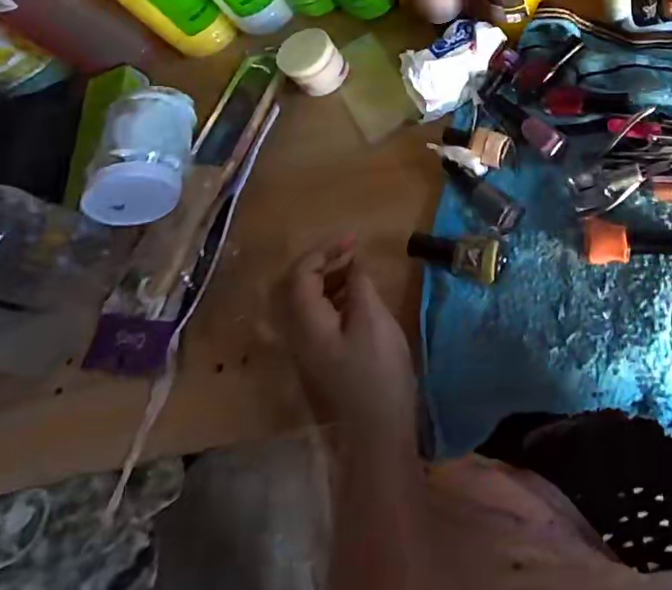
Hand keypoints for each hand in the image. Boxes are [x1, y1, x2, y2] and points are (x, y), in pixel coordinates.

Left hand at [273, 237, 416, 440]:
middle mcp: (296, 334)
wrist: (376, 432)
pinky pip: (318, 316)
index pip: (300, 273)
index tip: (355, 238)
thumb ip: (359, 286)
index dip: (324, 249)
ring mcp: (306, 350)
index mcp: (304, 322)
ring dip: (329, 278)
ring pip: (306, 302)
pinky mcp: (320, 360)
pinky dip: (335, 297)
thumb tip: (353, 263)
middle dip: (323, 261)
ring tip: (359, 267)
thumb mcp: (372, 321)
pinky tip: (358, 296)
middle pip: (296, 287)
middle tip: (354, 249)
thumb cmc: (376, 372)